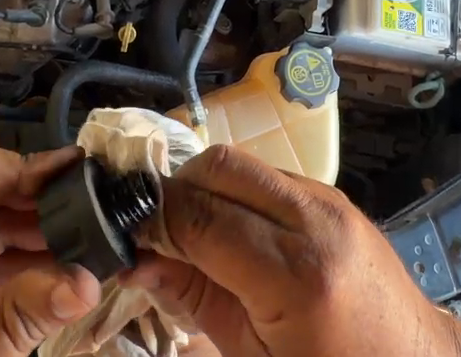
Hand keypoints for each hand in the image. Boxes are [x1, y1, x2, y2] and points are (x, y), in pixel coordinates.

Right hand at [127, 145, 460, 356]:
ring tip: (192, 232)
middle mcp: (313, 219)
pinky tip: (229, 229)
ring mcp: (328, 199)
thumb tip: (137, 257)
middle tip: (157, 231)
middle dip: (178, 190)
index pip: (200, 216)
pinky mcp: (332, 194)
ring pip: (242, 162)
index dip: (154, 219)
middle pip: (220, 168)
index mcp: (294, 274)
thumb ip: (193, 297)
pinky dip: (235, 192)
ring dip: (206, 187)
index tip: (128, 233)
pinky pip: (267, 175)